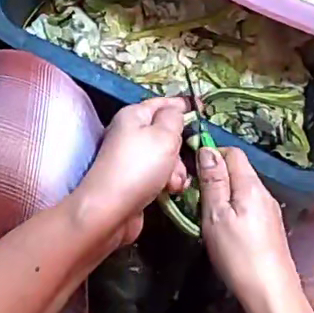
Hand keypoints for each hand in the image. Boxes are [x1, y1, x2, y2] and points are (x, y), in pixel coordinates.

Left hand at [71, 96, 190, 239]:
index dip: (183, 105)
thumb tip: (175, 109)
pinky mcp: (134, 180)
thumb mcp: (164, 135)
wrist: (110, 210)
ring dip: (176, 169)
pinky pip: (159, 175)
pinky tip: (170, 192)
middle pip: (166, 132)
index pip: (162, 103)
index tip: (203, 110)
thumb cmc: (139, 167)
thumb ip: (174, 117)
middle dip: (180, 147)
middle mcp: (129, 133)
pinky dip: (167, 182)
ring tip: (173, 183)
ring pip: (166, 157)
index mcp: (133, 115)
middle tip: (181, 160)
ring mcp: (131, 158)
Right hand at [198, 147, 304, 312]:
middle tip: (191, 190)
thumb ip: (213, 181)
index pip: (232, 152)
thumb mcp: (216, 215)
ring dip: (221, 191)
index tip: (189, 166)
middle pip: (238, 169)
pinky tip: (221, 224)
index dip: (210, 152)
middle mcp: (263, 193)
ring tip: (202, 207)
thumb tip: (207, 149)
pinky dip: (231, 205)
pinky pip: (247, 204)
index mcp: (250, 185)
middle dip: (214, 173)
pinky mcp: (269, 228)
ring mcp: (269, 211)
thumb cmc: (239, 254)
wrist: (272, 295)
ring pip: (241, 188)